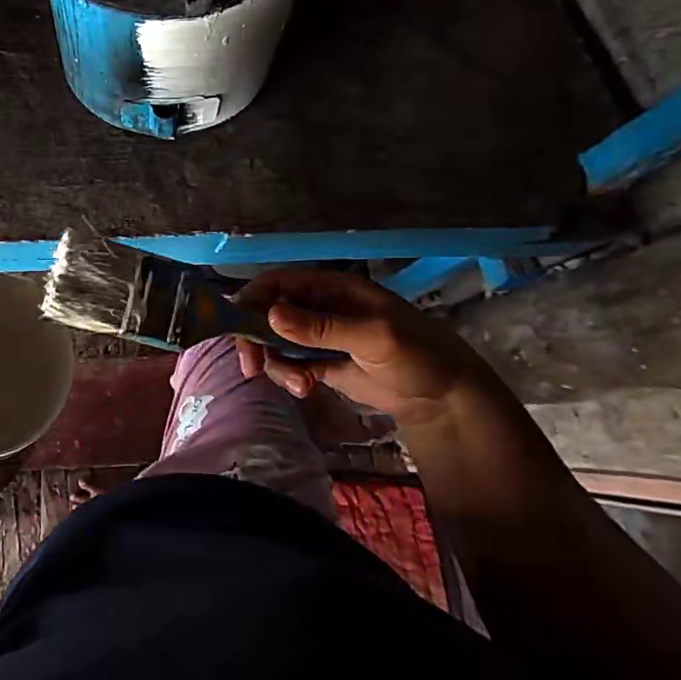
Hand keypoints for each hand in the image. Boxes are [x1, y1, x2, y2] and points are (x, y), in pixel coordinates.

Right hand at [234, 269, 498, 426]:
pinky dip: (289, 376)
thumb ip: (323, 327)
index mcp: (331, 288)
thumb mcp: (373, 337)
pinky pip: (289, 364)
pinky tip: (306, 389)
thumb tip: (271, 316)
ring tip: (300, 386)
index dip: (252, 299)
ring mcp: (318, 336)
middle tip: (251, 366)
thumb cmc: (417, 353)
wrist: (444, 396)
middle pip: (267, 313)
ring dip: (275, 363)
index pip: (279, 283)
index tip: (236, 327)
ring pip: (274, 342)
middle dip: (255, 338)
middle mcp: (318, 307)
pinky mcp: (320, 363)